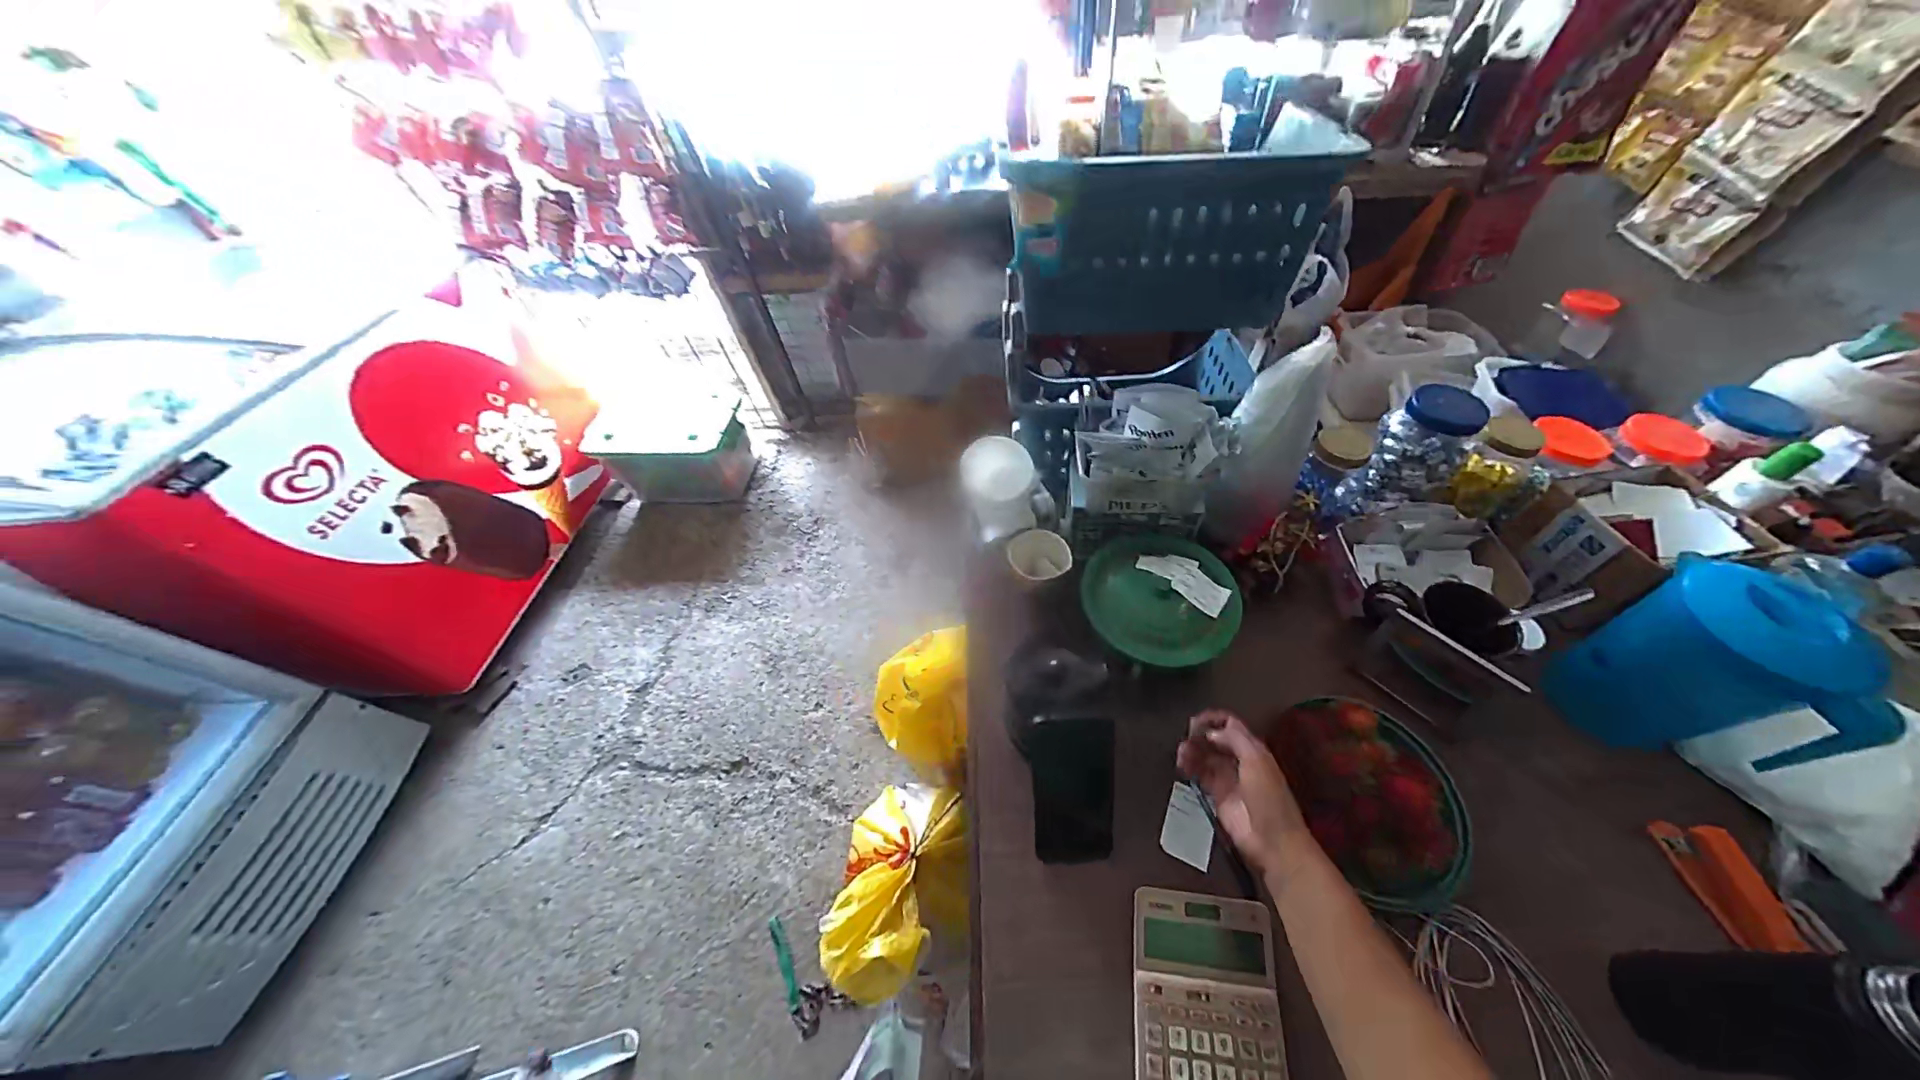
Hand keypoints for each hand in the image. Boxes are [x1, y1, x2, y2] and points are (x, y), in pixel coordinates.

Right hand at [1177, 709, 1308, 875]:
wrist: (1273, 841)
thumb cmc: (1269, 798)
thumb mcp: (1256, 761)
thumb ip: (1235, 740)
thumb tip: (1210, 732)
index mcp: (1253, 749)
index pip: (1230, 725)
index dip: (1213, 719)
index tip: (1195, 722)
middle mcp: (1239, 760)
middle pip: (1215, 740)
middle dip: (1199, 736)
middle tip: (1185, 739)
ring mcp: (1228, 778)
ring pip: (1205, 756)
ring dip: (1192, 751)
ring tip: (1181, 755)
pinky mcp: (1217, 795)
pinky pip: (1200, 774)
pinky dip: (1190, 767)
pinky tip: (1182, 766)